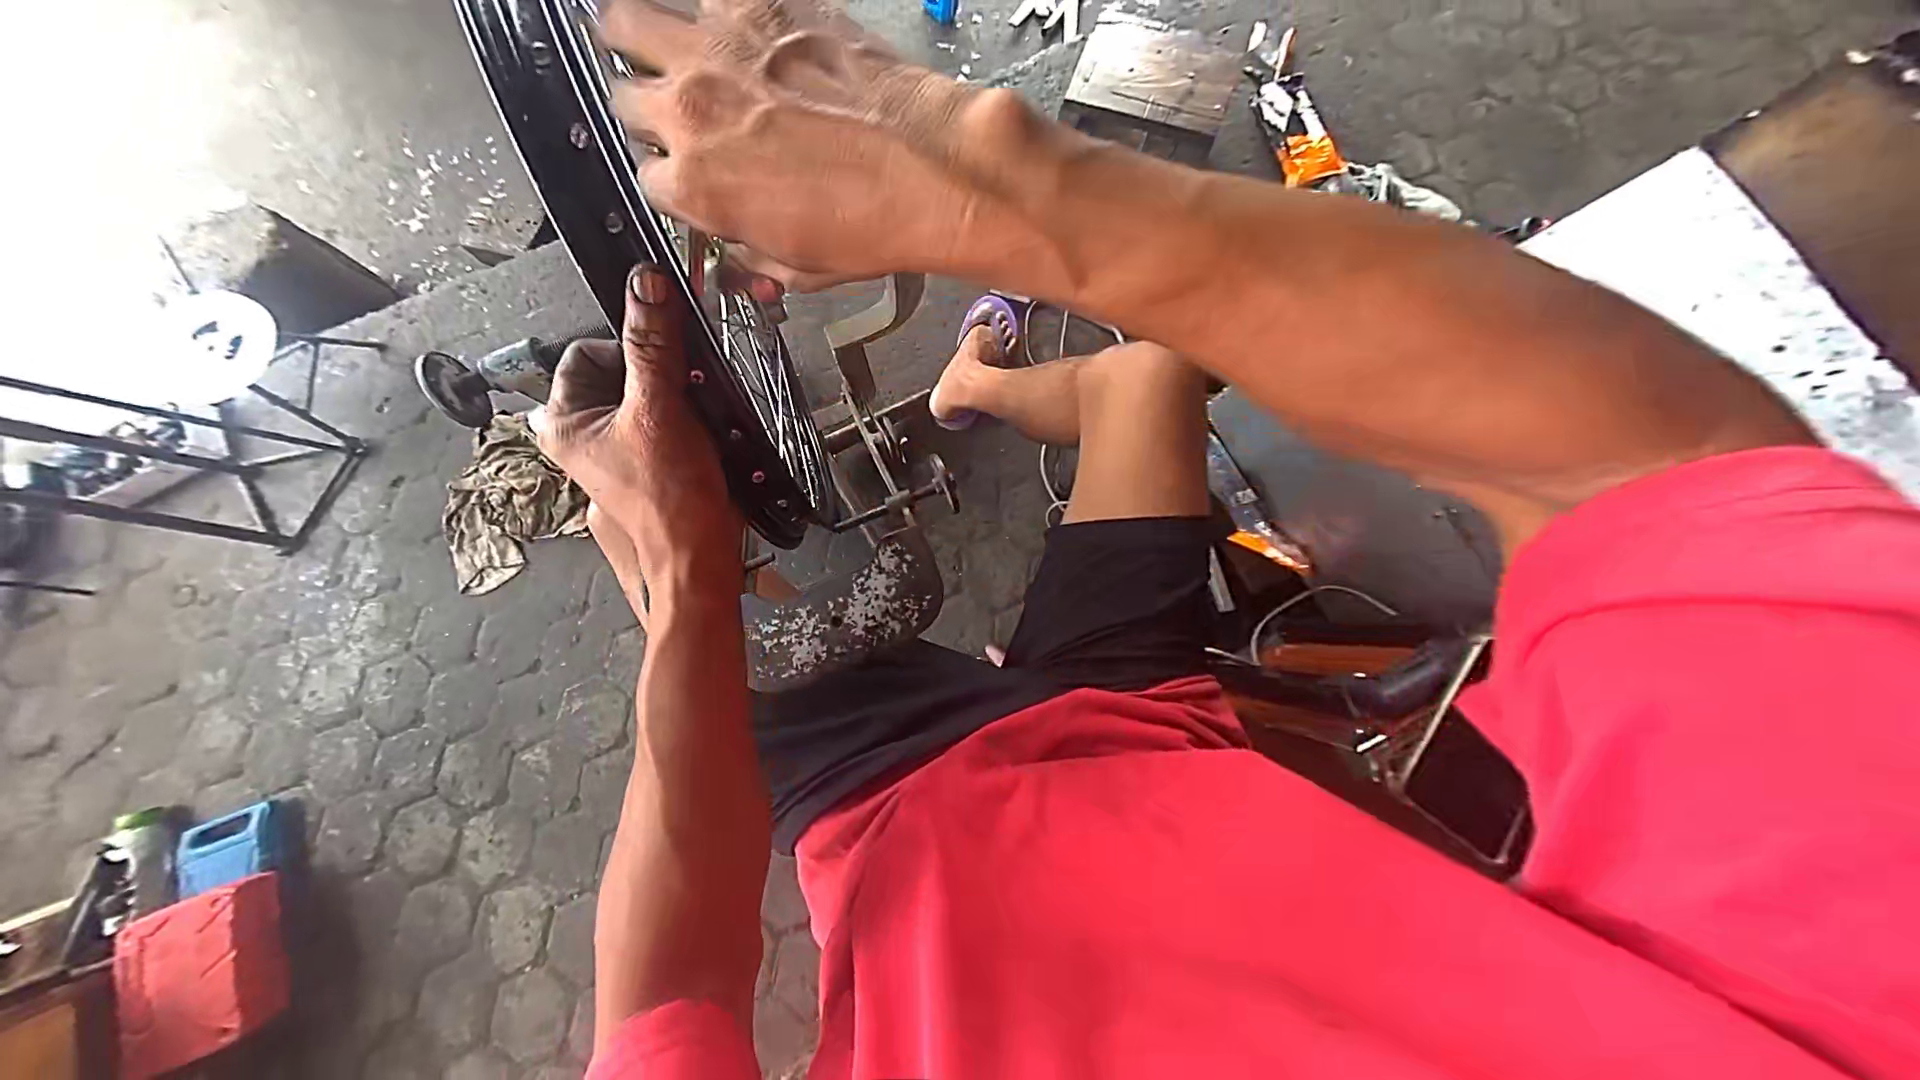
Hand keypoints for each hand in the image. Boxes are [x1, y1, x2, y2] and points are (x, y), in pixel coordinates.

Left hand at [531, 263, 742, 585]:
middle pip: (624, 372)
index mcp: (565, 421)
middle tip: (682, 397)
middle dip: (661, 378)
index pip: (587, 351)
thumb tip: (645, 286)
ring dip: (680, 397)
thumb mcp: (658, 410)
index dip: (630, 348)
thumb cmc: (667, 498)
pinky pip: (670, 419)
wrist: (700, 548)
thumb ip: (652, 346)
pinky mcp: (651, 458)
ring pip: (651, 395)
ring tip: (694, 422)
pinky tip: (704, 434)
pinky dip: (690, 417)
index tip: (663, 358)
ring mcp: (620, 448)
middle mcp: (586, 433)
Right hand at [603, 0, 1046, 288]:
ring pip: (630, 22)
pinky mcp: (758, 6)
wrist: (931, 171)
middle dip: (648, 113)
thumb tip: (741, 259)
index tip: (691, 178)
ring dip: (640, 40)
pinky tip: (730, 32)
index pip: (649, 179)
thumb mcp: (800, 270)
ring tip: (664, 51)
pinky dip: (709, 14)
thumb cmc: (873, 225)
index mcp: (696, 187)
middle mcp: (690, 111)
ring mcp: (718, 49)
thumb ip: (753, 258)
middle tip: (676, 117)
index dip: (672, 182)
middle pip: (627, 99)